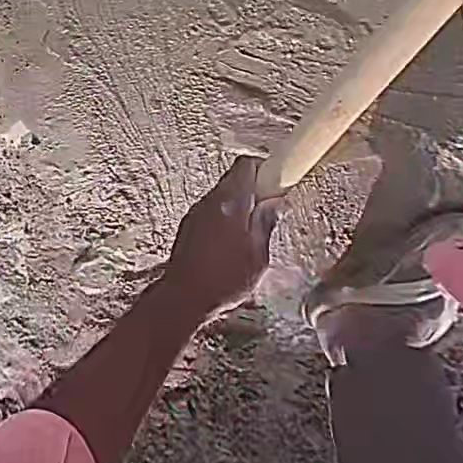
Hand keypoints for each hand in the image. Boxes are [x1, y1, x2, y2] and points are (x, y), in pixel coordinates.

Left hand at [163, 156, 283, 314]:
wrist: (184, 297)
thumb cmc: (223, 279)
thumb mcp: (258, 255)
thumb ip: (267, 223)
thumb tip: (277, 202)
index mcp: (230, 201)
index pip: (247, 165)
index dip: (264, 170)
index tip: (277, 184)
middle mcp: (211, 200)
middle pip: (234, 178)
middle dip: (253, 190)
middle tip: (268, 211)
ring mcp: (197, 210)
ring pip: (223, 194)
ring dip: (238, 204)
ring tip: (251, 232)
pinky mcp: (190, 224)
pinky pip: (212, 209)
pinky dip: (224, 216)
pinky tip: (232, 241)